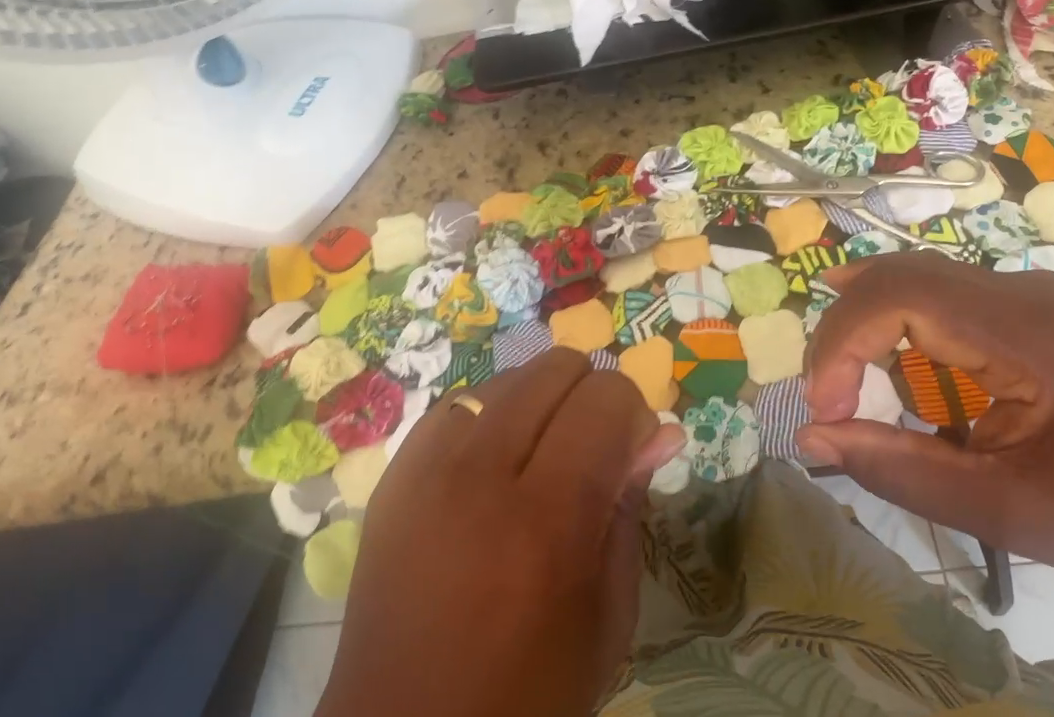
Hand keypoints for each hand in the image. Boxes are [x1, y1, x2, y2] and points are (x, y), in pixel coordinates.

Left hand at [321, 349, 684, 716]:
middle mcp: (480, 476)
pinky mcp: (393, 477)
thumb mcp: (608, 618)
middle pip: (554, 369)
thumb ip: (629, 510)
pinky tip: (493, 469)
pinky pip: (455, 408)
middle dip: (590, 397)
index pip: (605, 399)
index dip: (634, 415)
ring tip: (541, 462)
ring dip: (539, 404)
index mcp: (545, 520)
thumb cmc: (527, 693)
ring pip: (504, 379)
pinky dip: (488, 420)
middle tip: (593, 453)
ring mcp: (425, 470)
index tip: (634, 453)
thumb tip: (660, 433)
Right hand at [796, 253, 1053, 587]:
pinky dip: (890, 317)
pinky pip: (935, 288)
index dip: (845, 342)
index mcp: (1028, 336)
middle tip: (825, 399)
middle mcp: (1024, 293)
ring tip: (837, 379)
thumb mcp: (996, 511)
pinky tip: (869, 347)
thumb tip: (809, 435)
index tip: (827, 410)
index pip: (904, 296)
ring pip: (913, 273)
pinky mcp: (1020, 304)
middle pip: (901, 275)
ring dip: (861, 319)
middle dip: (843, 330)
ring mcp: (1025, 291)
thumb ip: (899, 471)